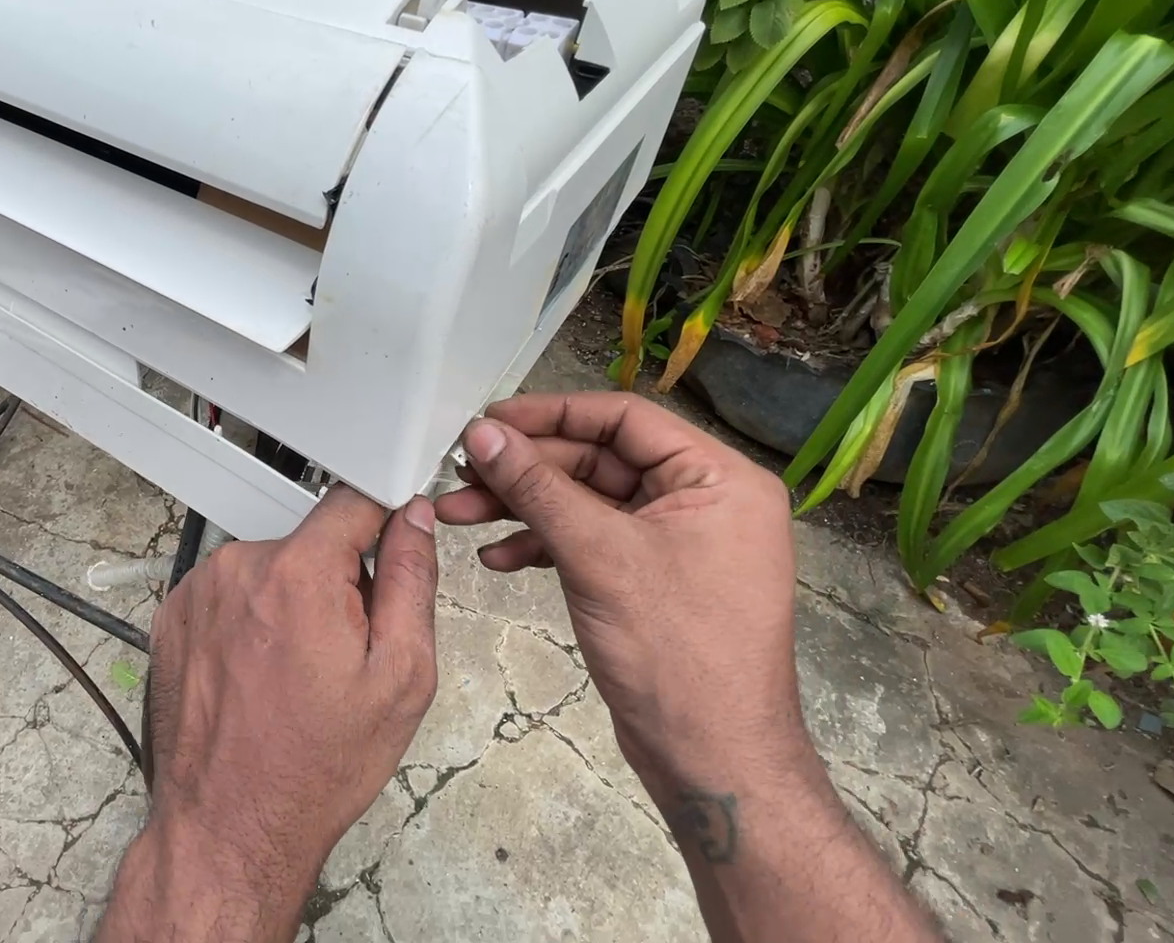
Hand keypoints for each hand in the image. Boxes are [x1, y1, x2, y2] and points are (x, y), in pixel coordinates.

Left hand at [96, 488, 439, 942]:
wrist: (230, 824)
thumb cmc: (313, 765)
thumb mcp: (399, 677)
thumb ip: (411, 580)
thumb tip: (413, 521)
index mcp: (298, 574)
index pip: (352, 500)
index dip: (381, 521)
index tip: (388, 546)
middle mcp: (238, 568)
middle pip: (309, 541)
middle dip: (334, 579)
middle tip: (338, 648)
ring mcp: (198, 590)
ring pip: (269, 567)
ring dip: (288, 600)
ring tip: (292, 669)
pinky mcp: (174, 614)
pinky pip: (229, 592)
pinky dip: (248, 618)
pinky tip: (256, 672)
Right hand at [434, 392, 806, 794]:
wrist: (710, 760)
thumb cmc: (675, 651)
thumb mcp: (598, 555)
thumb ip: (536, 487)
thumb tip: (480, 433)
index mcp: (715, 478)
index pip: (622, 419)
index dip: (549, 414)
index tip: (486, 422)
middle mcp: (696, 499)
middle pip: (593, 460)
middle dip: (522, 472)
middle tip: (459, 473)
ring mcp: (668, 540)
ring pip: (579, 502)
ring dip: (519, 508)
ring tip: (458, 515)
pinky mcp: (642, 575)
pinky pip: (583, 540)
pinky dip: (539, 544)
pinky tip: (496, 558)